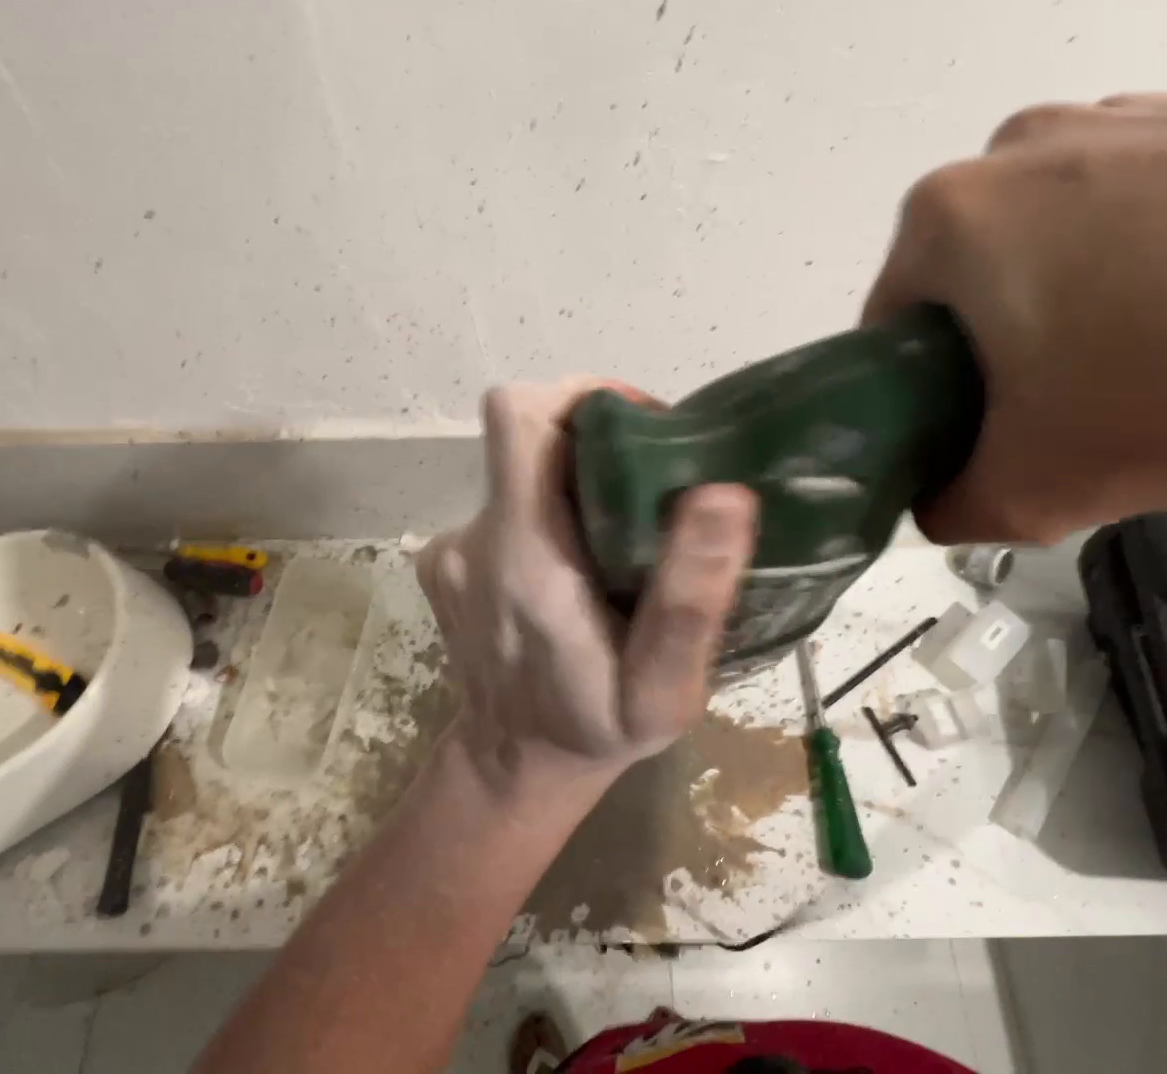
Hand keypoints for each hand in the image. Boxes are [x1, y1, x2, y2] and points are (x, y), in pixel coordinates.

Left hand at [416, 381, 757, 789]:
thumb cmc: (594, 732)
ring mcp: (449, 550)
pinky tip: (572, 570)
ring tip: (620, 543)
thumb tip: (723, 493)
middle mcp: (473, 539)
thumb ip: (689, 599)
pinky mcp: (443, 562)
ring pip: (519, 474)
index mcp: (524, 558)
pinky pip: (503, 508)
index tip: (643, 428)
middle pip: (526, 436)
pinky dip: (544, 518)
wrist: (508, 769)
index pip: (520, 417)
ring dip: (573, 487)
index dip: (581, 396)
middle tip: (653, 490)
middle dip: (594, 442)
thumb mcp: (663, 692)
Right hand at [867, 88, 1166, 542]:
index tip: (975, 440)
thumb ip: (949, 508)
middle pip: (972, 288)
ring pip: (1058, 250)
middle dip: (1003, 357)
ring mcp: (1126, 117)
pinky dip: (1161, 268)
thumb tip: (938, 501)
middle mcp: (1019, 149)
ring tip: (1158, 367)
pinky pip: (1149, 212)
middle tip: (1066, 416)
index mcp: (946, 219)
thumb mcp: (1038, 488)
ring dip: (1079, 312)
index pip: (888, 334)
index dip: (919, 404)